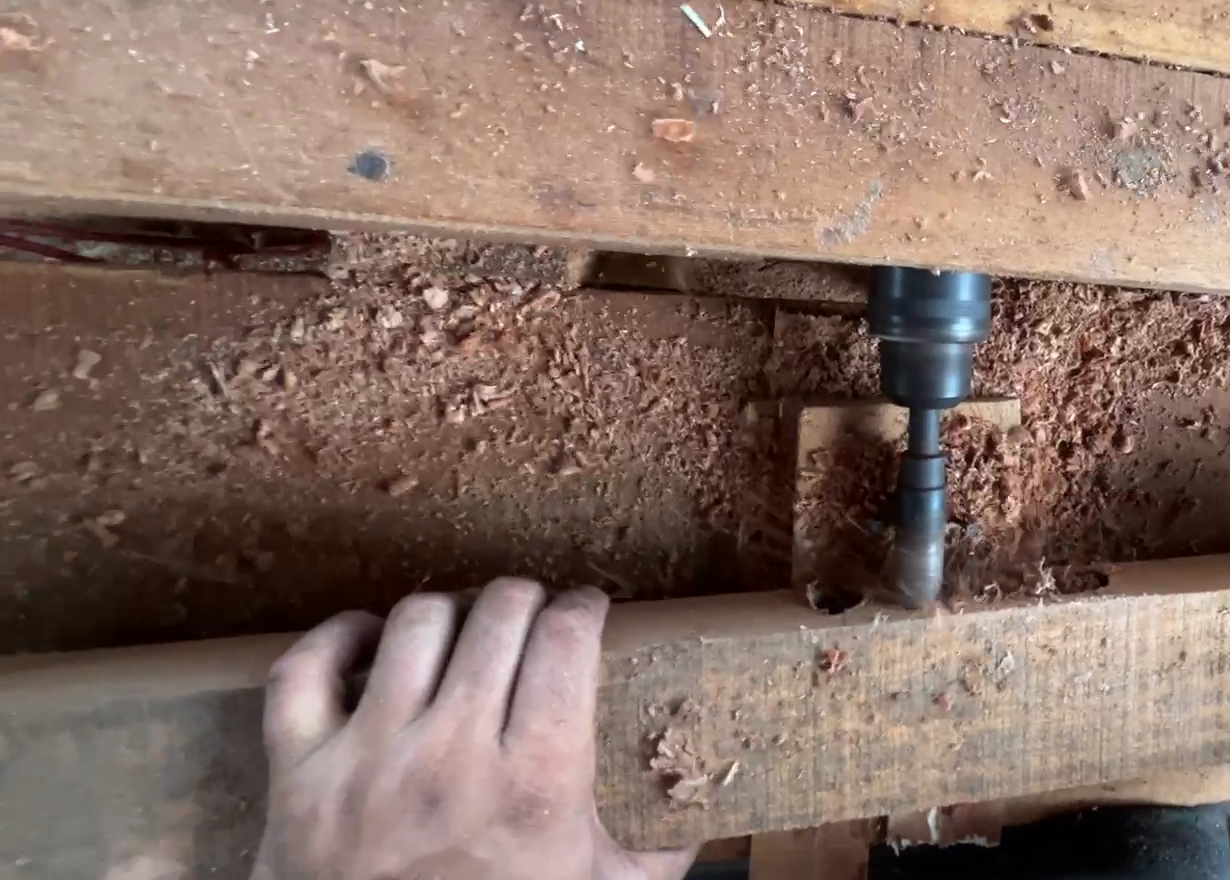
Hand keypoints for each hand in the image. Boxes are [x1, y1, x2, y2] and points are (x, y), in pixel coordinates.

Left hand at [251, 580, 695, 879]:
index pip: (568, 634)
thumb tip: (712, 809)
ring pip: (418, 621)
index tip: (588, 612)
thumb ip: (667, 847)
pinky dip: (336, 638)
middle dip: (531, 601)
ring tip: (468, 633)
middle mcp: (452, 755)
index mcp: (537, 776)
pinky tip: (372, 639)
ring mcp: (367, 762)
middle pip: (503, 609)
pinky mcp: (296, 779)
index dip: (585, 606)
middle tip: (536, 623)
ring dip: (454, 613)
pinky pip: (302, 671)